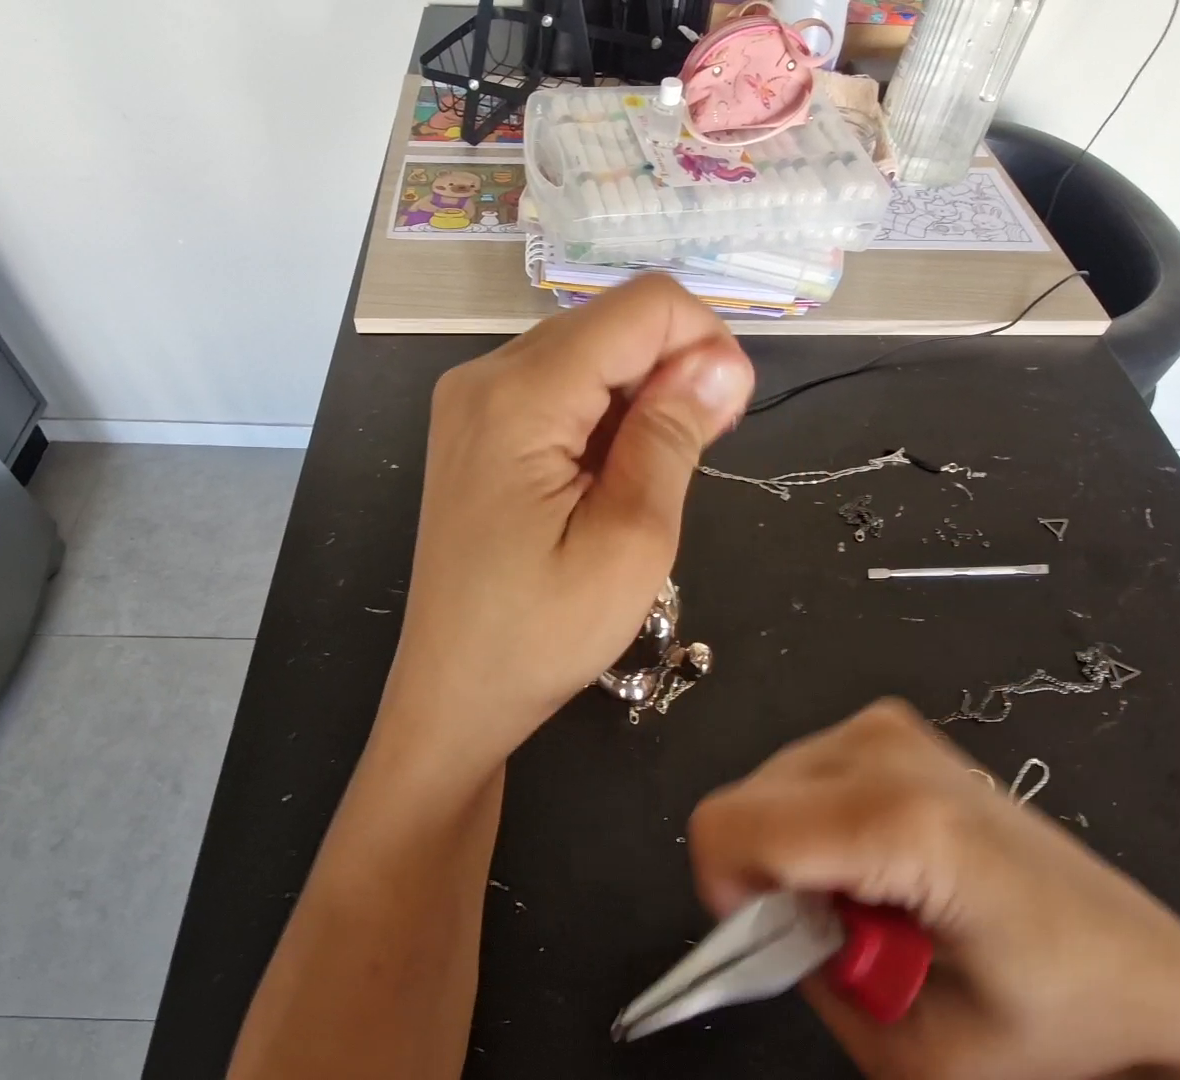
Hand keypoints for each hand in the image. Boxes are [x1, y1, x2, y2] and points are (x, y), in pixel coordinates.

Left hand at [381, 275, 753, 767]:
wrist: (454, 693)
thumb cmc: (542, 634)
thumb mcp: (631, 540)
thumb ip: (673, 435)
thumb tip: (721, 360)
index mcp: (521, 395)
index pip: (642, 306)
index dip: (705, 343)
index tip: (724, 417)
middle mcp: (485, 376)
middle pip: (611, 325)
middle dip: (671, 374)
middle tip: (686, 466)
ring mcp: (471, 403)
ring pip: (588, 356)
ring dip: (636, 404)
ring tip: (638, 488)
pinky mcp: (474, 431)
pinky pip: (556, 392)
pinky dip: (600, 422)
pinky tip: (601, 484)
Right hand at [688, 702, 1179, 1079]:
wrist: (1147, 978)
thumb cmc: (1051, 1029)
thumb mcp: (912, 1052)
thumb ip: (809, 973)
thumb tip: (764, 909)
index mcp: (902, 823)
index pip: (732, 826)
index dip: (723, 893)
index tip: (774, 940)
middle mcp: (886, 749)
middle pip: (744, 805)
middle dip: (766, 878)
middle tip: (841, 934)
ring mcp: (890, 728)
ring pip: (766, 789)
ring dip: (792, 855)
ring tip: (874, 902)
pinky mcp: (893, 728)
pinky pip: (800, 777)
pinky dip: (813, 827)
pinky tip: (880, 862)